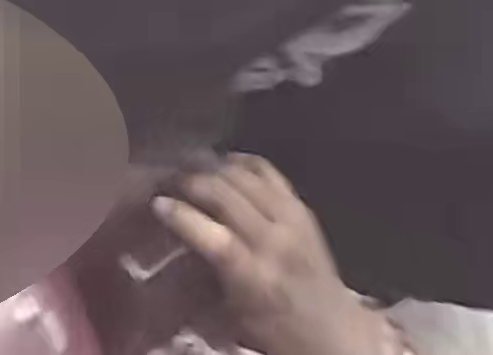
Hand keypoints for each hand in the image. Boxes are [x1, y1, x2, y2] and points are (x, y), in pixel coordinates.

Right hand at [152, 155, 400, 354]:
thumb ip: (203, 272)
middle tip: (168, 178)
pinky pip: (266, 169)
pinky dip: (241, 160)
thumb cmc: (274, 331)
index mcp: (254, 278)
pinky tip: (224, 162)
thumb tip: (171, 237)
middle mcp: (273, 242)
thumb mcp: (233, 314)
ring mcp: (290, 218)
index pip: (214, 237)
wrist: (334, 333)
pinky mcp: (300, 205)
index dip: (182, 215)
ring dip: (211, 166)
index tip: (158, 203)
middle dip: (190, 181)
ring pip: (242, 174)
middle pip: (224, 194)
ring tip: (190, 165)